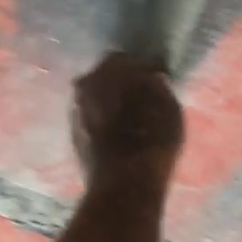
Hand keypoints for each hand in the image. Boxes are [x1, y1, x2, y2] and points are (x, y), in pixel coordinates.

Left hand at [73, 53, 183, 176]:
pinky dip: (102, 117)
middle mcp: (86, 83)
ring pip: (95, 95)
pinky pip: (90, 115)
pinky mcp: (73, 132)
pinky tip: (117, 131)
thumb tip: (150, 76)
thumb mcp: (168, 106)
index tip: (155, 79)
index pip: (125, 59)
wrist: (123, 182)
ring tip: (130, 115)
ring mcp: (75, 108)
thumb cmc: (152, 139)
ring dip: (110, 100)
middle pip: (105, 75)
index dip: (142, 68)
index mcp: (108, 69)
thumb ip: (156, 84)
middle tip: (141, 95)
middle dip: (121, 81)